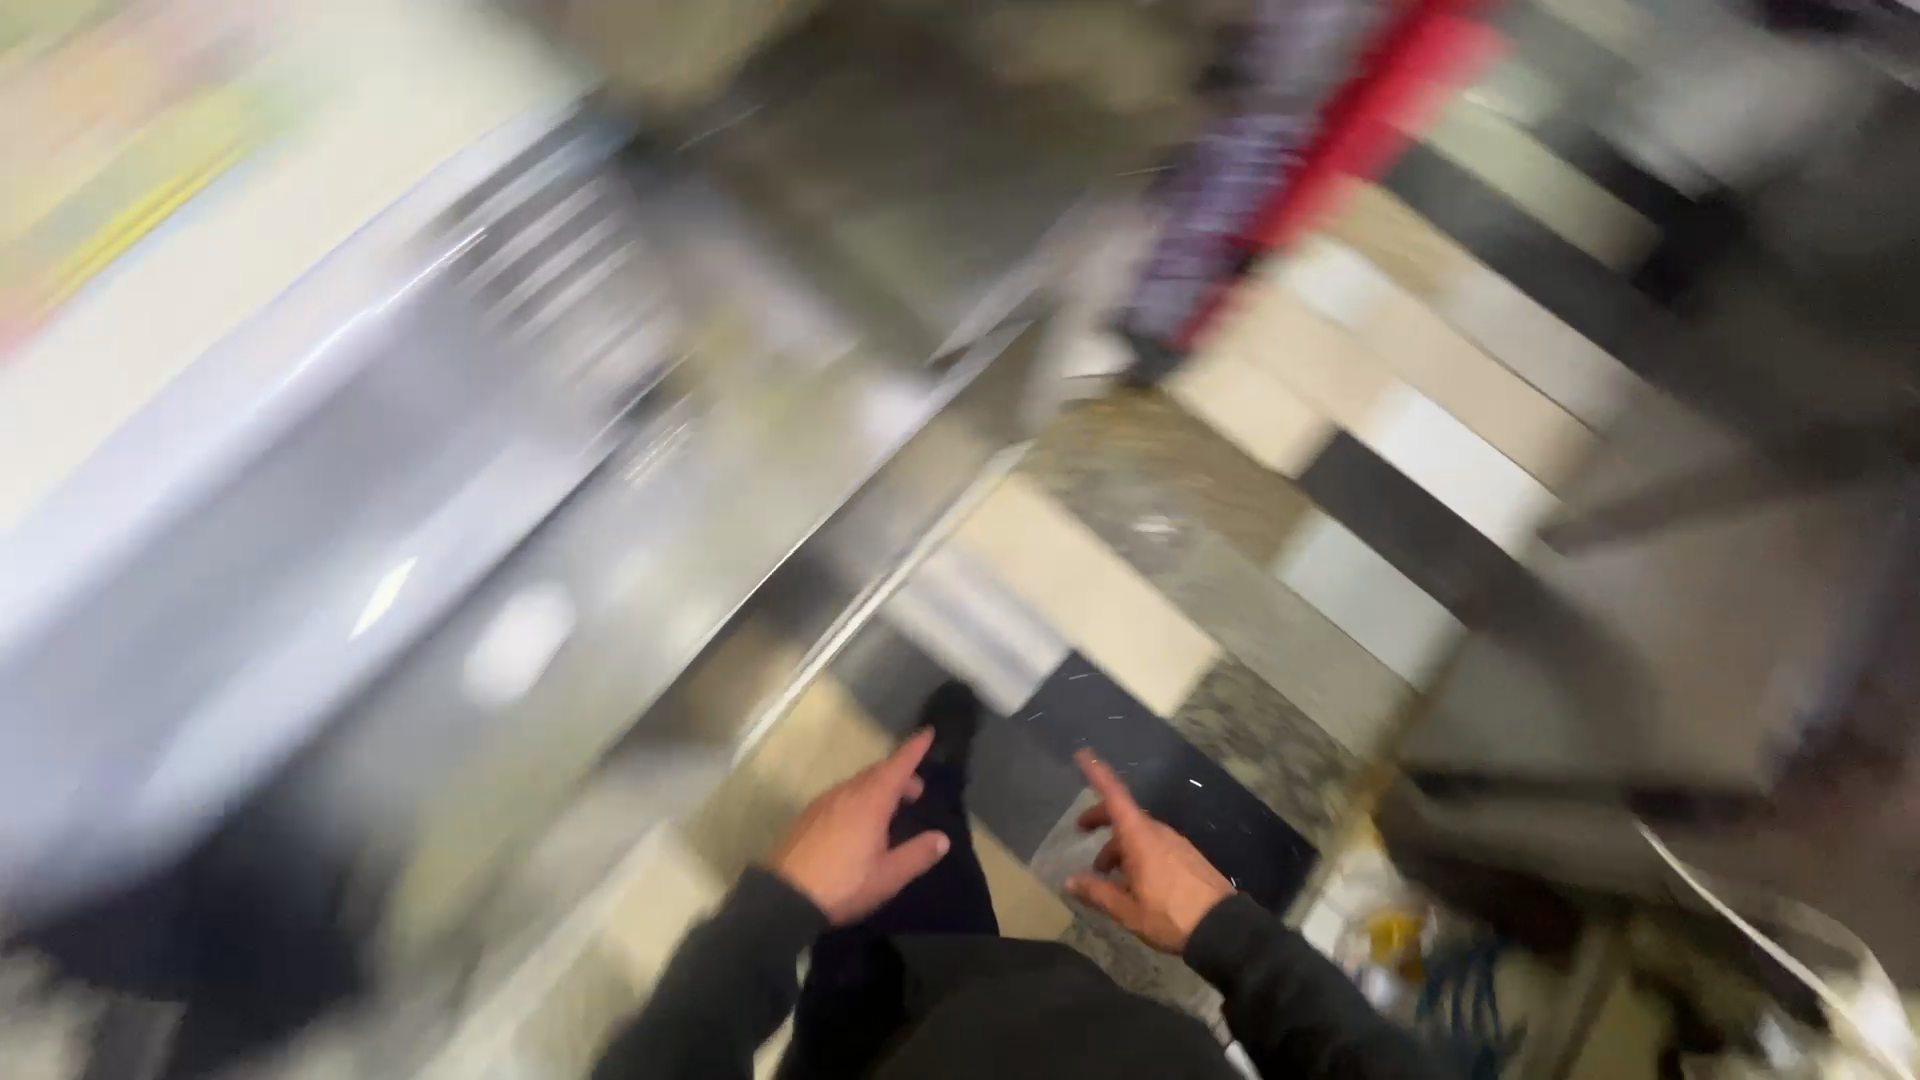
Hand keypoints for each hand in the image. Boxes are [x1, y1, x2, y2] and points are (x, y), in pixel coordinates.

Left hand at [769, 729, 950, 924]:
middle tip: (917, 793)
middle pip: (878, 772)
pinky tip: (860, 823)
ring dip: (879, 787)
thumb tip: (942, 838)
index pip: (897, 765)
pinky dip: (860, 797)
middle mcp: (847, 792)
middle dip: (900, 774)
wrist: (783, 899)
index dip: (914, 748)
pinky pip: (842, 795)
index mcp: (870, 800)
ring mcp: (824, 802)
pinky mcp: (809, 815)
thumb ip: (917, 854)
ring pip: (858, 783)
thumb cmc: (842, 885)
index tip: (928, 732)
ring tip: (891, 810)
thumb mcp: (887, 876)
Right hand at [1065, 750, 1234, 953]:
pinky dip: (1138, 853)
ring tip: (1107, 874)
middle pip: (1123, 814)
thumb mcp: (1127, 911)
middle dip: (1101, 818)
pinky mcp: (1188, 856)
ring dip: (1119, 845)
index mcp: (1140, 837)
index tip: (1083, 755)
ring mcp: (1176, 842)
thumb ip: (1097, 892)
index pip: (1114, 795)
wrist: (1225, 930)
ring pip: (1139, 833)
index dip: (1097, 774)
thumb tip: (1069, 881)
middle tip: (1082, 830)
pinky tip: (1135, 881)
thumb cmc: (1170, 917)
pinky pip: (1155, 845)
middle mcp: (1157, 832)